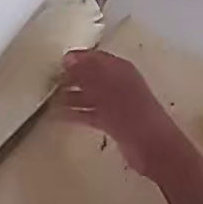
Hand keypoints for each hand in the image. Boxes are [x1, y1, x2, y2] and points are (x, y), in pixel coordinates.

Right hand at [57, 50, 185, 176]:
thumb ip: (87, 72)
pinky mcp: (114, 122)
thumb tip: (68, 58)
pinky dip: (77, 112)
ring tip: (50, 97)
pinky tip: (60, 115)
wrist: (152, 146)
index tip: (57, 62)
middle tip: (50, 80)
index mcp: (120, 69)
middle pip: (92, 75)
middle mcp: (118, 82)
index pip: (95, 57)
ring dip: (73, 95)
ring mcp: (116, 103)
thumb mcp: (106, 88)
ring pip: (91, 94)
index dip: (77, 58)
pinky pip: (91, 112)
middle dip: (73, 76)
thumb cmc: (130, 111)